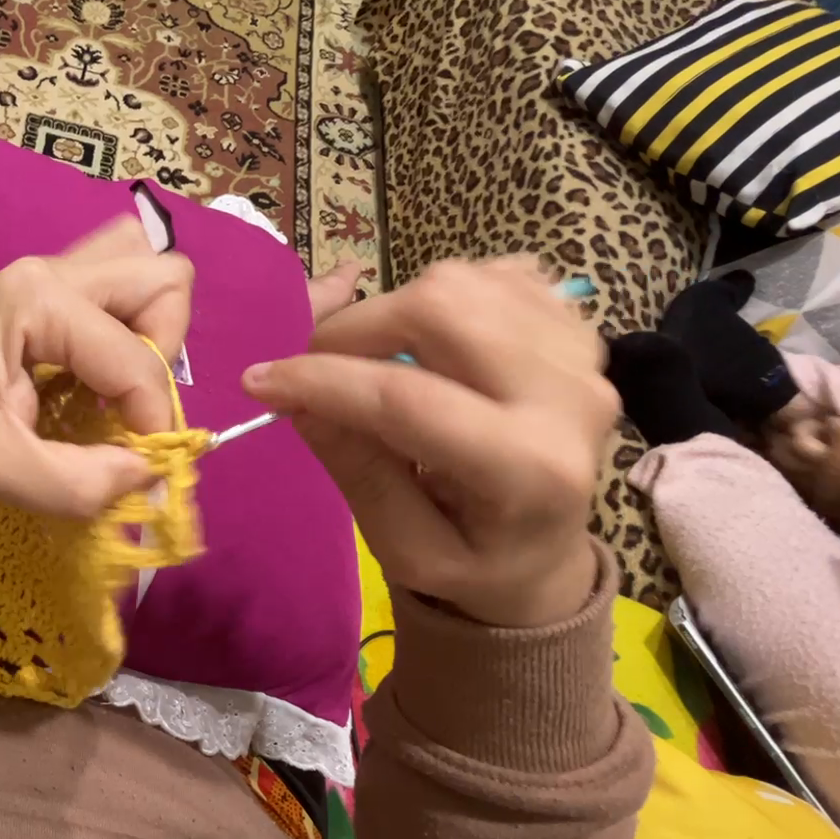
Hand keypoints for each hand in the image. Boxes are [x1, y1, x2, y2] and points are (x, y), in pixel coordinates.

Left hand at [0, 216, 193, 521]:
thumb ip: (79, 482)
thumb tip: (151, 470)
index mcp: (33, 299)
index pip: (136, 352)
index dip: (150, 416)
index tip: (134, 464)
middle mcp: (47, 271)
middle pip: (162, 279)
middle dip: (162, 351)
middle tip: (124, 407)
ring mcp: (46, 276)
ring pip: (144, 271)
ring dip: (151, 330)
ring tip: (115, 385)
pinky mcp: (46, 296)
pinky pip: (118, 289)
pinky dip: (128, 331)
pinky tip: (95, 378)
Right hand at [245, 257, 616, 627]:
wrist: (543, 554)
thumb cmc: (468, 563)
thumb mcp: (402, 546)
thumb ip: (356, 470)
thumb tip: (300, 400)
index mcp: (527, 470)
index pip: (405, 398)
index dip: (319, 380)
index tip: (258, 383)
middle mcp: (568, 398)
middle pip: (441, 310)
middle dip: (352, 328)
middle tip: (315, 365)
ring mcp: (581, 355)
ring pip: (463, 281)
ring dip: (392, 309)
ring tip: (368, 358)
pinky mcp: (575, 331)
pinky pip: (495, 275)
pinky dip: (441, 296)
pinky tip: (426, 341)